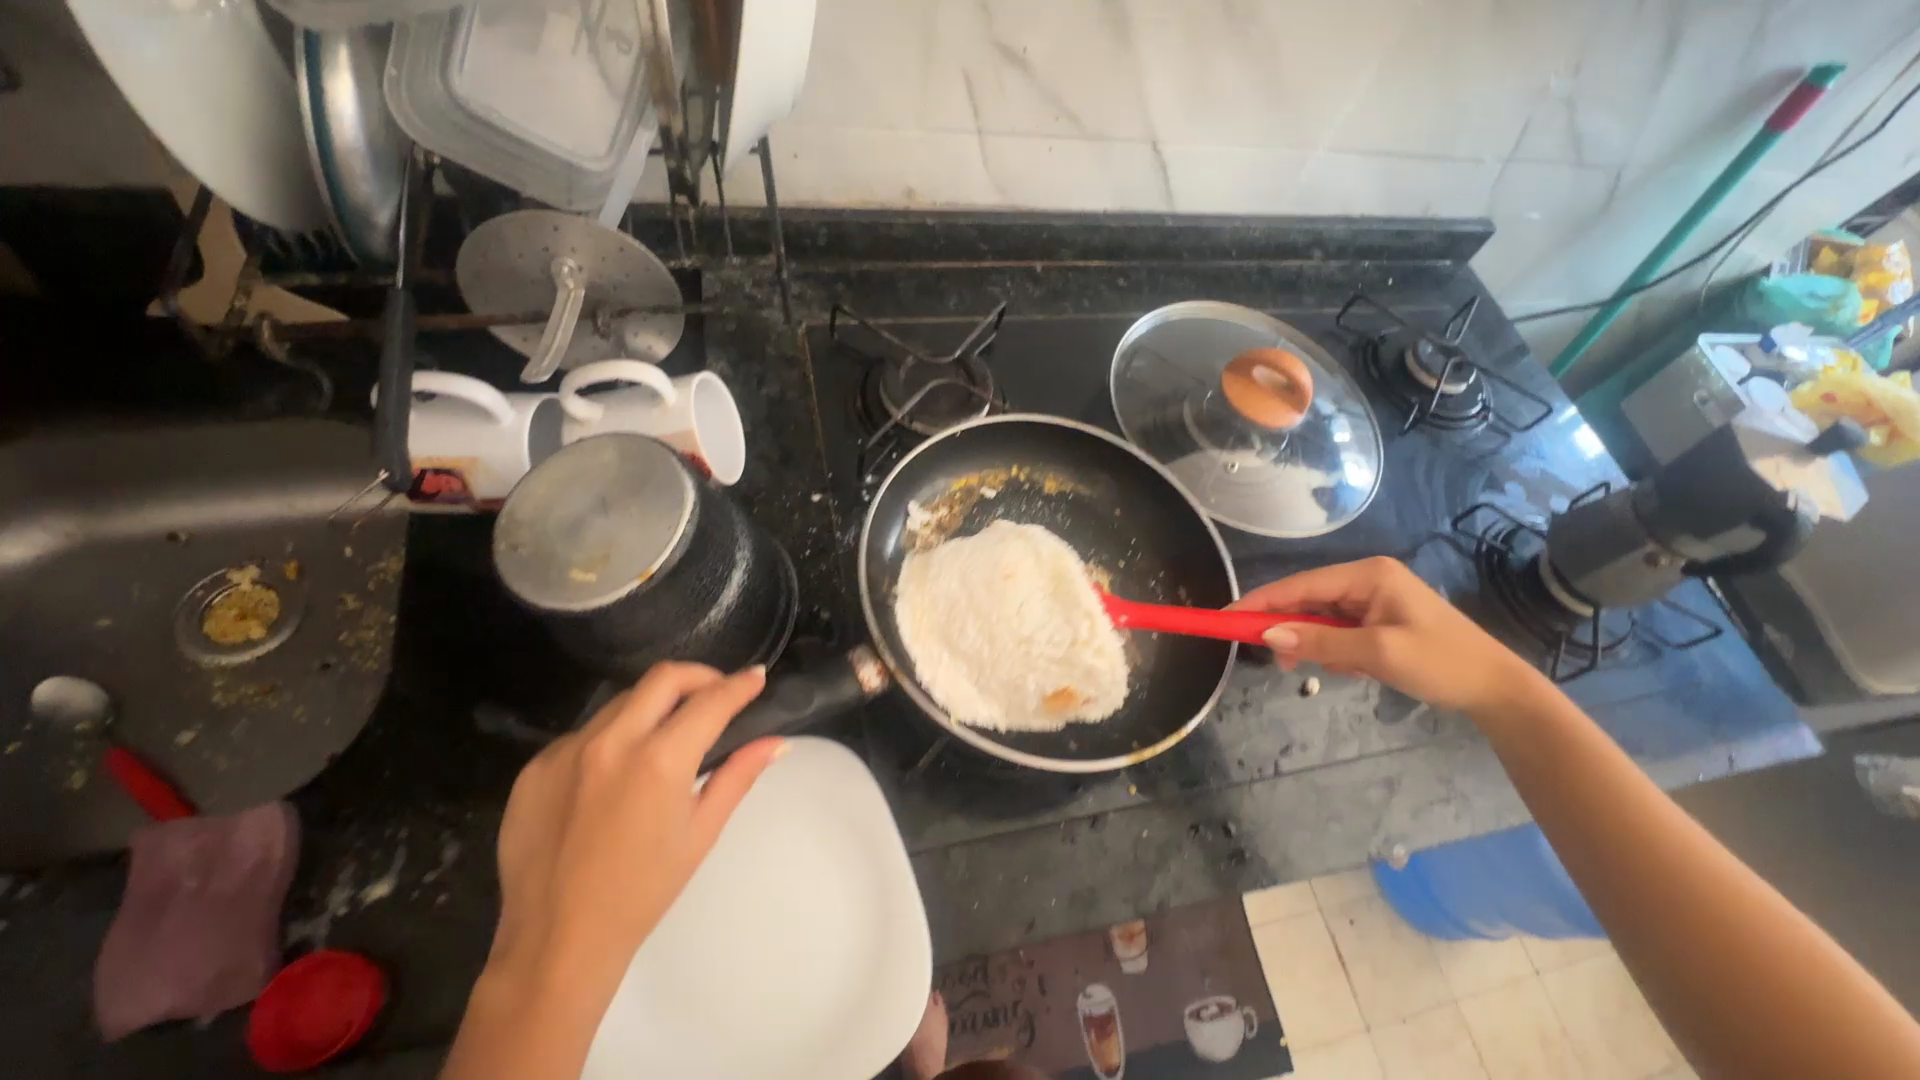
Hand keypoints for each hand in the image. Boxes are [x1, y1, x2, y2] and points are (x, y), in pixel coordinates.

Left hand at [482, 663, 777, 1011]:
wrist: (557, 939)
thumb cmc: (643, 892)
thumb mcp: (701, 833)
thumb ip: (737, 777)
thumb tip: (776, 742)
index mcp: (659, 761)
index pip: (711, 701)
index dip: (740, 685)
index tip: (756, 677)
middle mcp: (611, 742)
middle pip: (663, 678)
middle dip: (699, 676)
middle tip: (717, 693)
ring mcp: (566, 751)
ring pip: (621, 702)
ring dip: (653, 706)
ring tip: (667, 734)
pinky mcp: (536, 767)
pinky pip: (584, 734)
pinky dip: (611, 739)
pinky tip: (616, 774)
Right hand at [1229, 557, 1542, 714]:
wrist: (1497, 689)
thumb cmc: (1441, 663)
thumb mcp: (1377, 654)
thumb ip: (1320, 641)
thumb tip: (1267, 635)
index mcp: (1368, 574)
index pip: (1300, 585)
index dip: (1260, 602)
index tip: (1226, 618)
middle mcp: (1368, 579)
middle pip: (1307, 600)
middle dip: (1289, 628)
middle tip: (1276, 660)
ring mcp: (1375, 600)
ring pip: (1321, 618)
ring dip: (1315, 644)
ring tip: (1324, 670)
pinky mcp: (1380, 620)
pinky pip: (1339, 631)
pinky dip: (1334, 650)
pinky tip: (1351, 670)